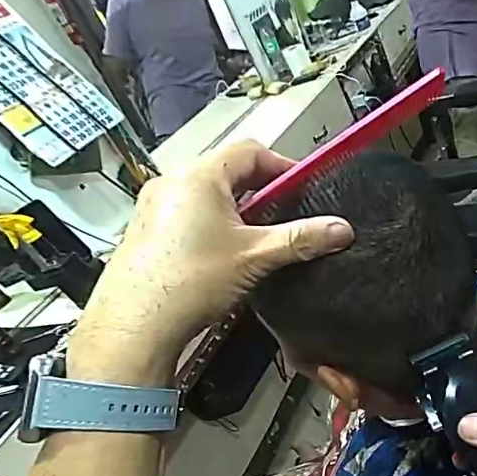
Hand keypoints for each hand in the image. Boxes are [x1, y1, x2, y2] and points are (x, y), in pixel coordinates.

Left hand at [68, 141, 352, 385]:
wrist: (137, 324)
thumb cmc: (186, 283)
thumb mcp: (258, 256)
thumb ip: (303, 238)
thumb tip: (340, 229)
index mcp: (199, 176)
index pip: (251, 151)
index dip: (284, 166)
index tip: (304, 187)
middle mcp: (172, 183)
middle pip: (230, 171)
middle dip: (264, 191)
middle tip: (288, 217)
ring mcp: (156, 207)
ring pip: (211, 195)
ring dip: (241, 210)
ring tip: (261, 240)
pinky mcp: (150, 231)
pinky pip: (191, 214)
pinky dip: (217, 225)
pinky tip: (229, 256)